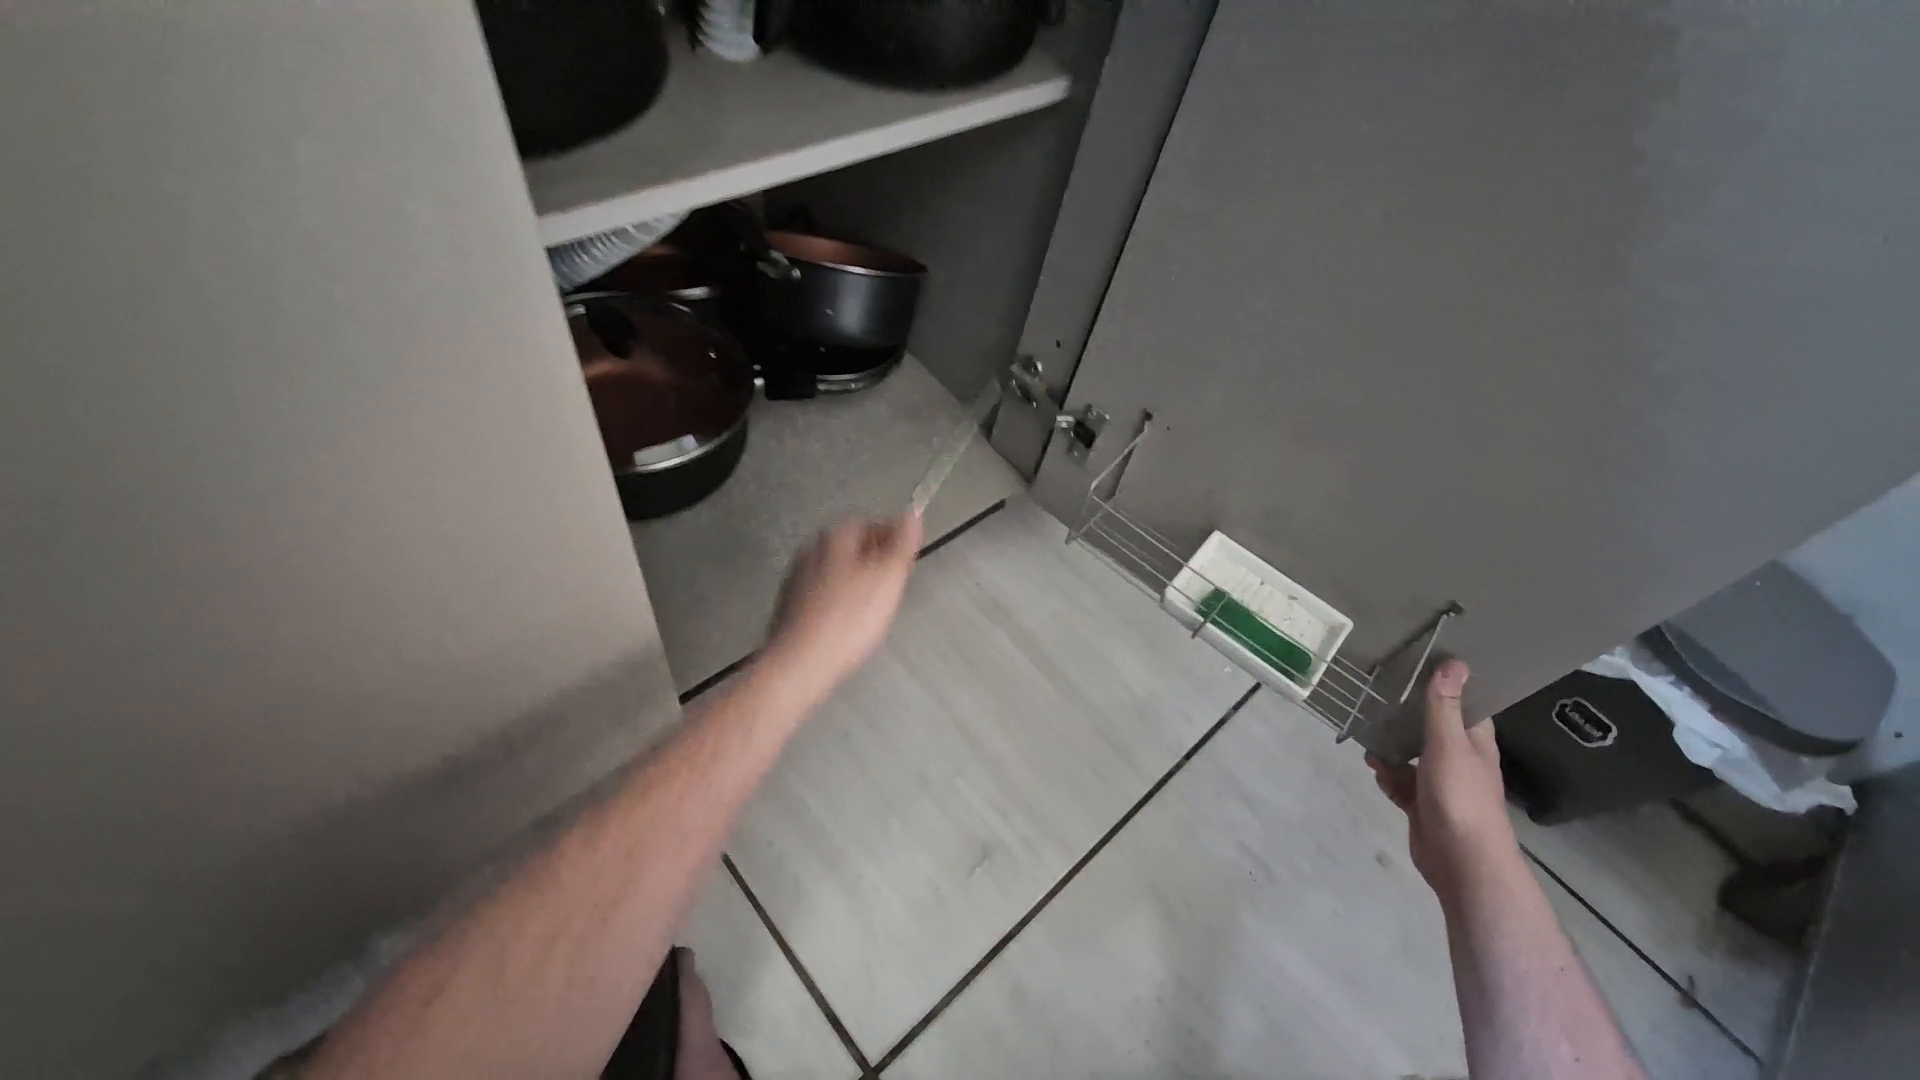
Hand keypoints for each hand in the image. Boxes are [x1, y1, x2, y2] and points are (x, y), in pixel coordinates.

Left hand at [762, 512, 922, 695]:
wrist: (801, 663)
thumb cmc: (849, 619)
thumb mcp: (888, 576)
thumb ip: (903, 542)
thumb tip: (912, 514)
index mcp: (834, 537)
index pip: (867, 521)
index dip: (890, 537)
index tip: (905, 558)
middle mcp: (810, 551)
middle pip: (849, 546)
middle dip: (873, 560)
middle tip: (893, 583)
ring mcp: (796, 579)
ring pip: (836, 570)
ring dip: (856, 581)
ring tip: (874, 606)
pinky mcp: (789, 607)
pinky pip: (823, 595)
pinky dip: (839, 602)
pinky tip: (849, 623)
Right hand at [1367, 659, 1519, 898]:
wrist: (1461, 860)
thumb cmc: (1460, 797)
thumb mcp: (1449, 745)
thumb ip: (1444, 706)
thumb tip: (1455, 662)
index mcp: (1474, 743)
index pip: (1465, 706)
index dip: (1448, 687)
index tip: (1422, 667)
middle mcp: (1460, 760)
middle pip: (1432, 730)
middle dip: (1408, 718)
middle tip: (1380, 698)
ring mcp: (1440, 784)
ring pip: (1411, 756)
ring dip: (1391, 749)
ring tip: (1368, 738)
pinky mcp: (1421, 805)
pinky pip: (1400, 783)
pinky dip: (1388, 778)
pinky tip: (1375, 773)